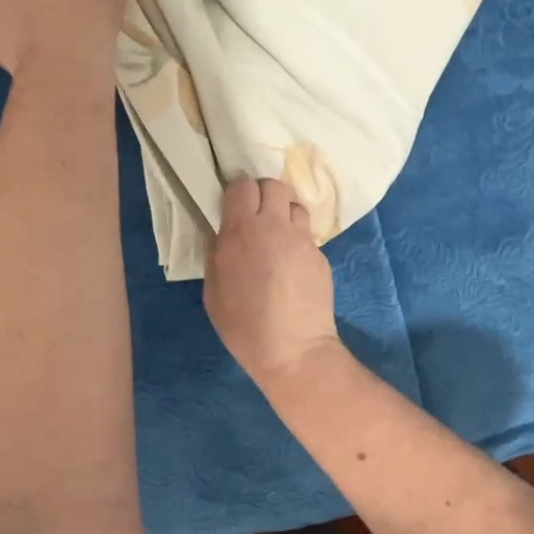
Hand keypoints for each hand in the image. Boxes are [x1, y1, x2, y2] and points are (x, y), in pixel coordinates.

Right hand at [204, 177, 344, 390]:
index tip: (234, 207)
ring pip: (295, 206)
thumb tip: (224, 236)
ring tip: (277, 238)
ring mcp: (302, 239)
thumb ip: (217, 254)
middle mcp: (274, 226)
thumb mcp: (213, 290)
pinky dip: (297, 241)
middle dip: (264, 195)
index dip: (238, 192)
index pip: (242, 186)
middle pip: (274, 186)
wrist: (293, 348)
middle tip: (257, 217)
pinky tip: (292, 266)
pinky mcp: (320, 255)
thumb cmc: (243, 325)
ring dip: (284, 214)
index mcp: (242, 231)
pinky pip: (307, 235)